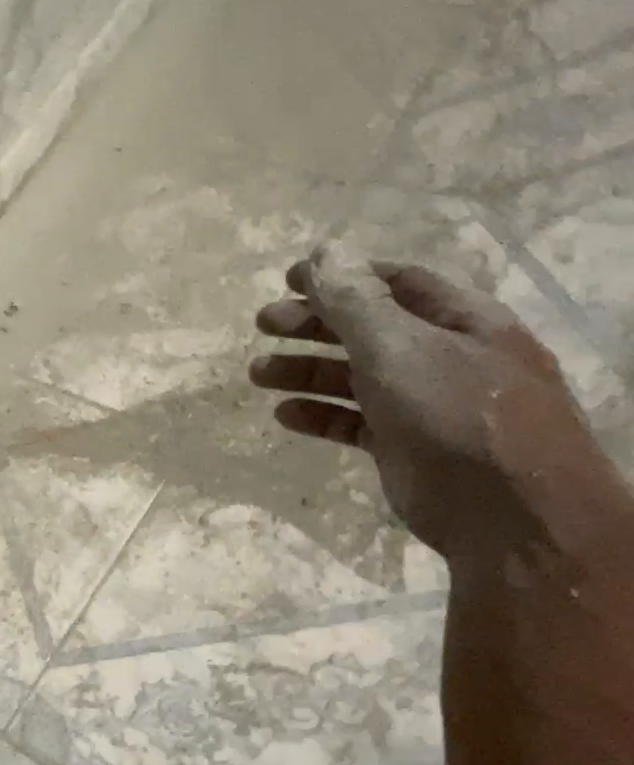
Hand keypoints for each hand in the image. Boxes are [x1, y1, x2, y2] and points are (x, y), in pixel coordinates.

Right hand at [251, 241, 606, 561]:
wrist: (507, 512)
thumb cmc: (457, 416)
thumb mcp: (400, 349)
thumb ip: (355, 304)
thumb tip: (323, 252)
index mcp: (464, 324)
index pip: (399, 284)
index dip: (344, 278)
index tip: (288, 280)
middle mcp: (448, 358)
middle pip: (370, 329)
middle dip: (314, 324)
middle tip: (262, 324)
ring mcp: (428, 405)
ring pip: (356, 377)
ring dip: (305, 371)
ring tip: (257, 374)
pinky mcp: (406, 446)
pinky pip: (355, 421)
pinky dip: (319, 414)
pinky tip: (285, 414)